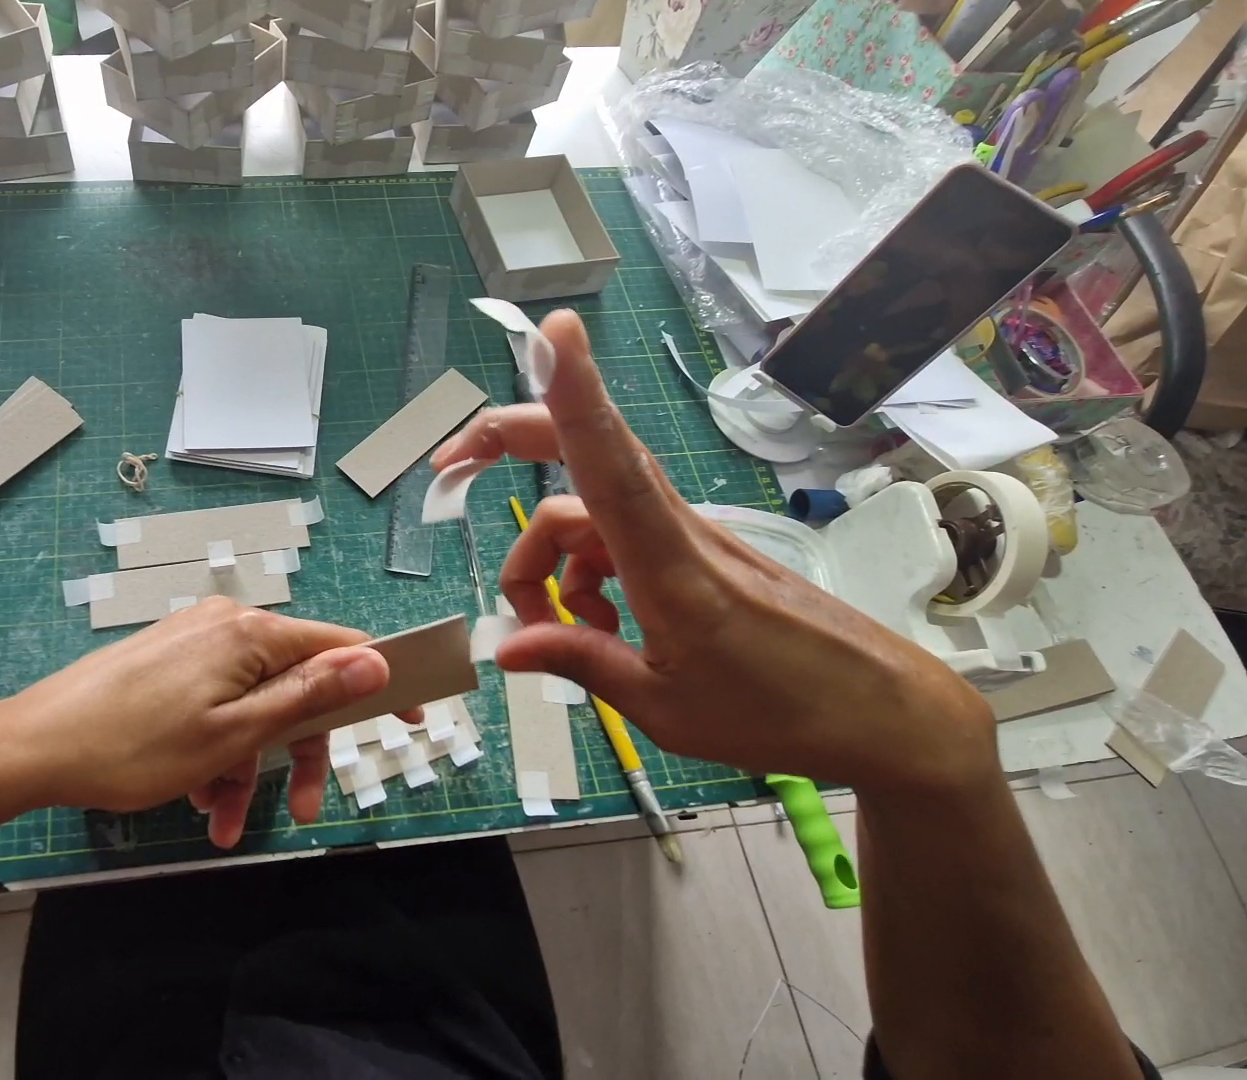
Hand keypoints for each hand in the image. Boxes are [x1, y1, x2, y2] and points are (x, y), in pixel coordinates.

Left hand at [0, 597, 389, 846]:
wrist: (33, 746)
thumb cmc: (134, 746)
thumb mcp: (236, 733)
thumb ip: (309, 695)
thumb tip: (374, 661)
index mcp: (250, 634)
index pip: (341, 647)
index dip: (379, 684)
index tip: (411, 717)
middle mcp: (226, 625)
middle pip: (294, 685)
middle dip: (297, 752)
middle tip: (303, 810)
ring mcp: (194, 642)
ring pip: (251, 705)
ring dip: (250, 765)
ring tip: (223, 819)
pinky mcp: (169, 661)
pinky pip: (216, 705)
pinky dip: (218, 750)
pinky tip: (199, 796)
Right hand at [432, 311, 998, 796]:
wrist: (882, 716)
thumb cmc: (777, 714)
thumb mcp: (663, 705)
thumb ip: (579, 662)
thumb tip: (503, 647)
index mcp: (669, 567)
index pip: (610, 464)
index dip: (576, 394)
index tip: (554, 335)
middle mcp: (672, 530)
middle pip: (582, 455)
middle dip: (509, 442)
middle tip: (450, 467)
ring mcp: (681, 534)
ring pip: (580, 514)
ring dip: (542, 564)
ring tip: (552, 630)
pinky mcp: (688, 549)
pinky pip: (609, 541)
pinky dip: (579, 577)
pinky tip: (595, 625)